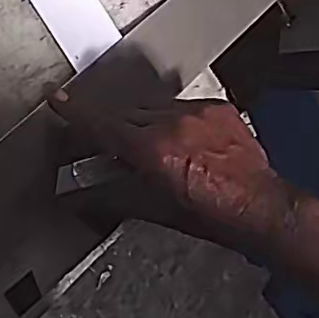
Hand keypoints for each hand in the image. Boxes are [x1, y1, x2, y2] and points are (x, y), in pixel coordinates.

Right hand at [49, 91, 302, 254]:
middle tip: (99, 141)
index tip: (58, 101)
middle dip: (109, 126)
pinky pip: (181, 106)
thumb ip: (113, 197)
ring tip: (147, 146)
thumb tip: (81, 198)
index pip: (104, 126)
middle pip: (125, 115)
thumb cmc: (213, 216)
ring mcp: (197, 112)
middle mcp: (173, 124)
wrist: (260, 206)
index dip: (76, 113)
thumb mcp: (156, 210)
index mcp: (154, 150)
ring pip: (152, 108)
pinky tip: (179, 139)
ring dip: (141, 122)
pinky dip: (172, 119)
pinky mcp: (215, 108)